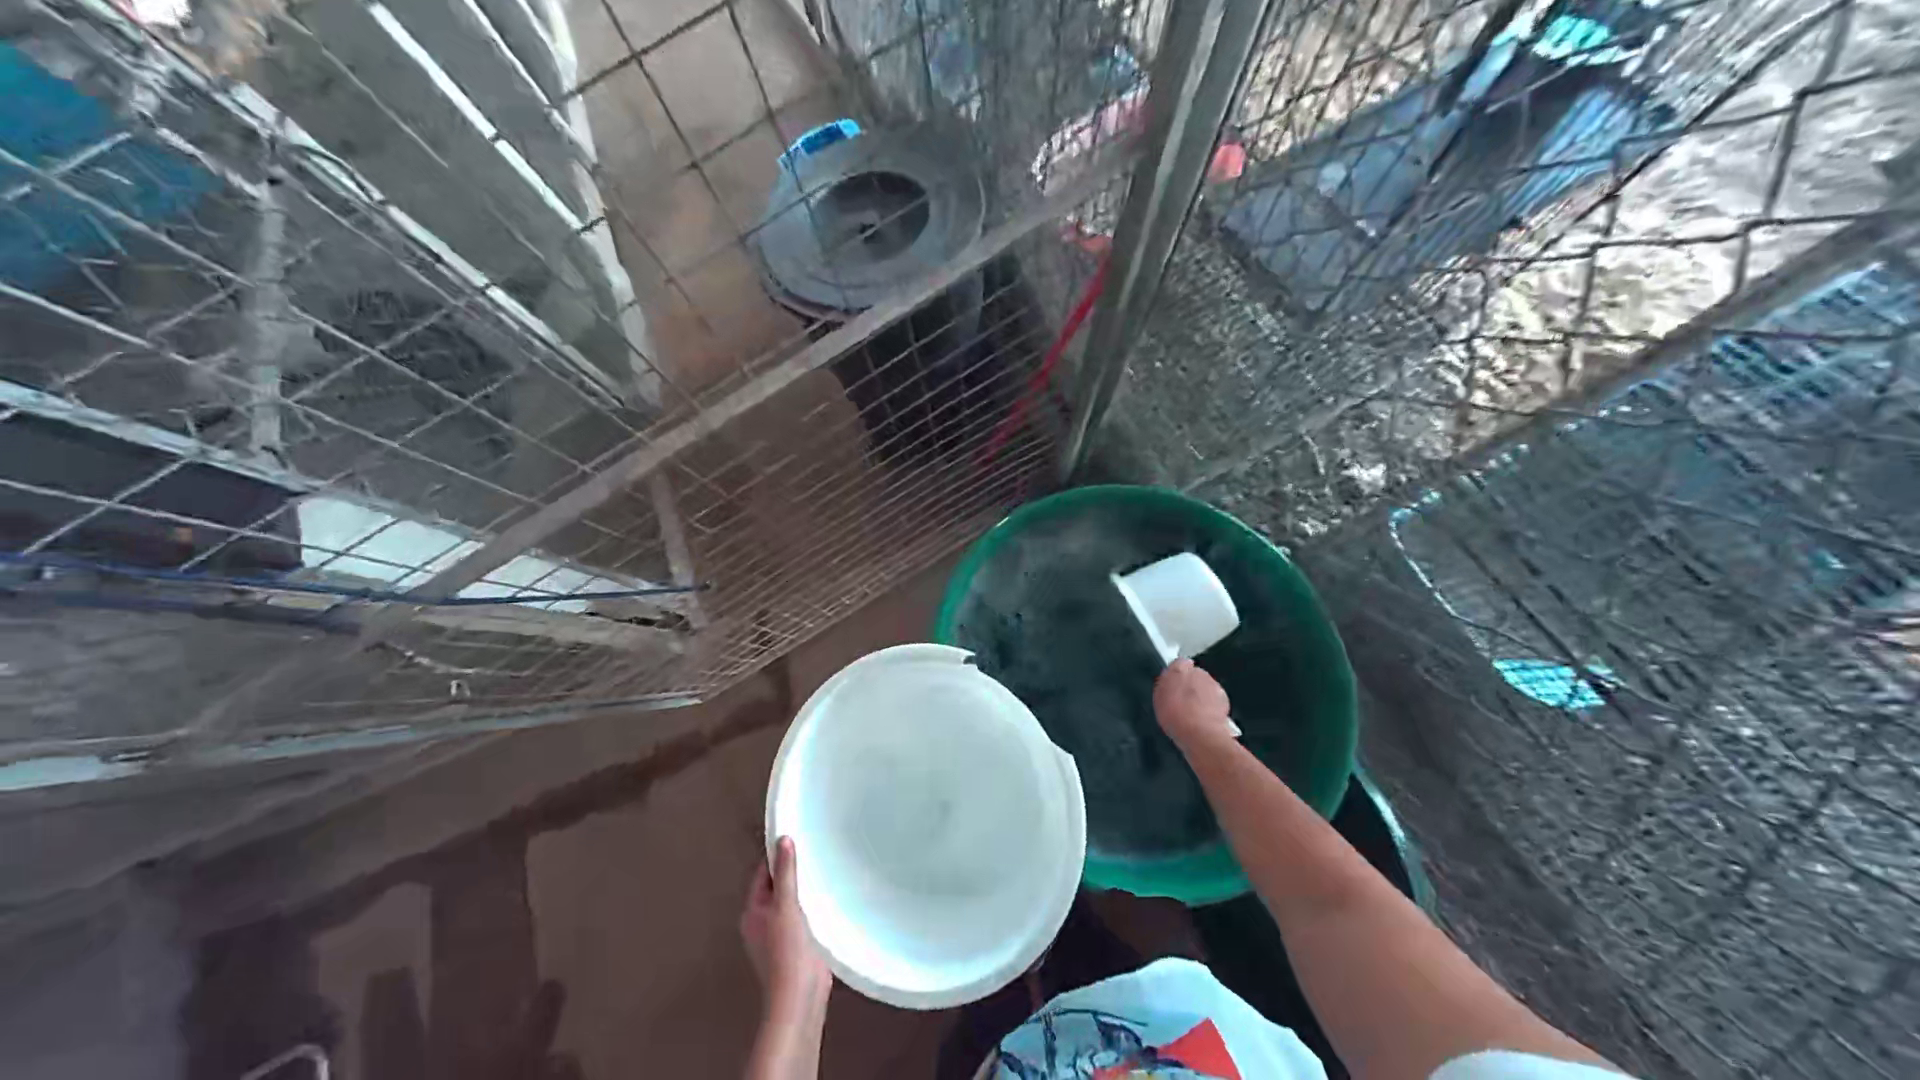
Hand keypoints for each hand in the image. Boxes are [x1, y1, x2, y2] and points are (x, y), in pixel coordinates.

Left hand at [741, 836, 831, 1015]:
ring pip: (790, 900)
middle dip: (792, 871)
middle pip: (776, 886)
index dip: (776, 856)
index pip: (762, 874)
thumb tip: (783, 840)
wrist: (799, 994)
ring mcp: (778, 933)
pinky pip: (802, 914)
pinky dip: (811, 904)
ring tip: (823, 868)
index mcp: (752, 911)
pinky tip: (828, 895)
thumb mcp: (785, 904)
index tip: (796, 838)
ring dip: (803, 888)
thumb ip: (784, 873)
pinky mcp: (796, 943)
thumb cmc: (786, 948)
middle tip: (813, 850)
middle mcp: (762, 920)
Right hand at [1153, 659, 1234, 752]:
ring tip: (1194, 713)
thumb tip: (1167, 684)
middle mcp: (1197, 672)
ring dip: (1202, 695)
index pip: (1178, 663)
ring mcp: (1211, 683)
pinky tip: (1204, 717)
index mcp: (1177, 669)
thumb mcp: (1159, 700)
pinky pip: (1216, 697)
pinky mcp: (1223, 695)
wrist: (1199, 732)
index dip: (1177, 676)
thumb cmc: (1177, 717)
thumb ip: (1165, 686)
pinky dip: (1212, 704)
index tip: (1174, 685)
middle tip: (1184, 701)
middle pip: (1193, 674)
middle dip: (1190, 685)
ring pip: (1205, 686)